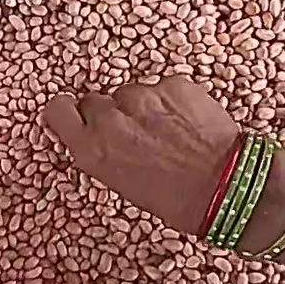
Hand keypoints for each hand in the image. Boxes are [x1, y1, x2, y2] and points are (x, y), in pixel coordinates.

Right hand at [42, 76, 241, 232]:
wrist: (227, 187)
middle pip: (96, 100)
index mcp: (93, 150)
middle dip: (112, 112)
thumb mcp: (123, 183)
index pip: (58, 110)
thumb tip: (102, 136)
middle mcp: (111, 120)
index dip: (69, 111)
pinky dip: (172, 100)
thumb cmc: (176, 199)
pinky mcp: (172, 84)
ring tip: (169, 132)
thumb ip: (104, 151)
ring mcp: (142, 97)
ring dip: (145, 106)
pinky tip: (187, 123)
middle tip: (135, 133)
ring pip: (132, 92)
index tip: (79, 115)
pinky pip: (163, 87)